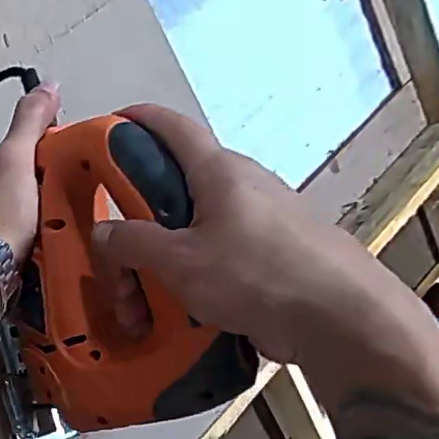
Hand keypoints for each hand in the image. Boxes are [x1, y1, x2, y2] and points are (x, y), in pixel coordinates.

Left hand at [0, 83, 60, 264]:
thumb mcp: (16, 159)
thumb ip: (29, 123)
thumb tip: (49, 82)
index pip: (1, 169)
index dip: (28, 167)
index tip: (54, 175)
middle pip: (4, 202)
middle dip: (29, 205)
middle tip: (59, 210)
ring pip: (5, 233)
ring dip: (26, 234)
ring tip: (56, 236)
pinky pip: (6, 259)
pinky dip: (23, 257)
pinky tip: (41, 259)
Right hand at [89, 104, 435, 369]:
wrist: (335, 317)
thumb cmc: (255, 273)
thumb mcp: (180, 260)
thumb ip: (134, 243)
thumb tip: (103, 230)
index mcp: (217, 171)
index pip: (171, 128)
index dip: (135, 122)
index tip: (107, 128)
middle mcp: (237, 189)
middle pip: (170, 197)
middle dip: (132, 235)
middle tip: (114, 273)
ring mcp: (252, 225)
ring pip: (186, 237)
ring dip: (154, 272)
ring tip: (139, 313)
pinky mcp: (262, 260)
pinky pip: (209, 263)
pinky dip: (183, 286)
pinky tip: (173, 317)